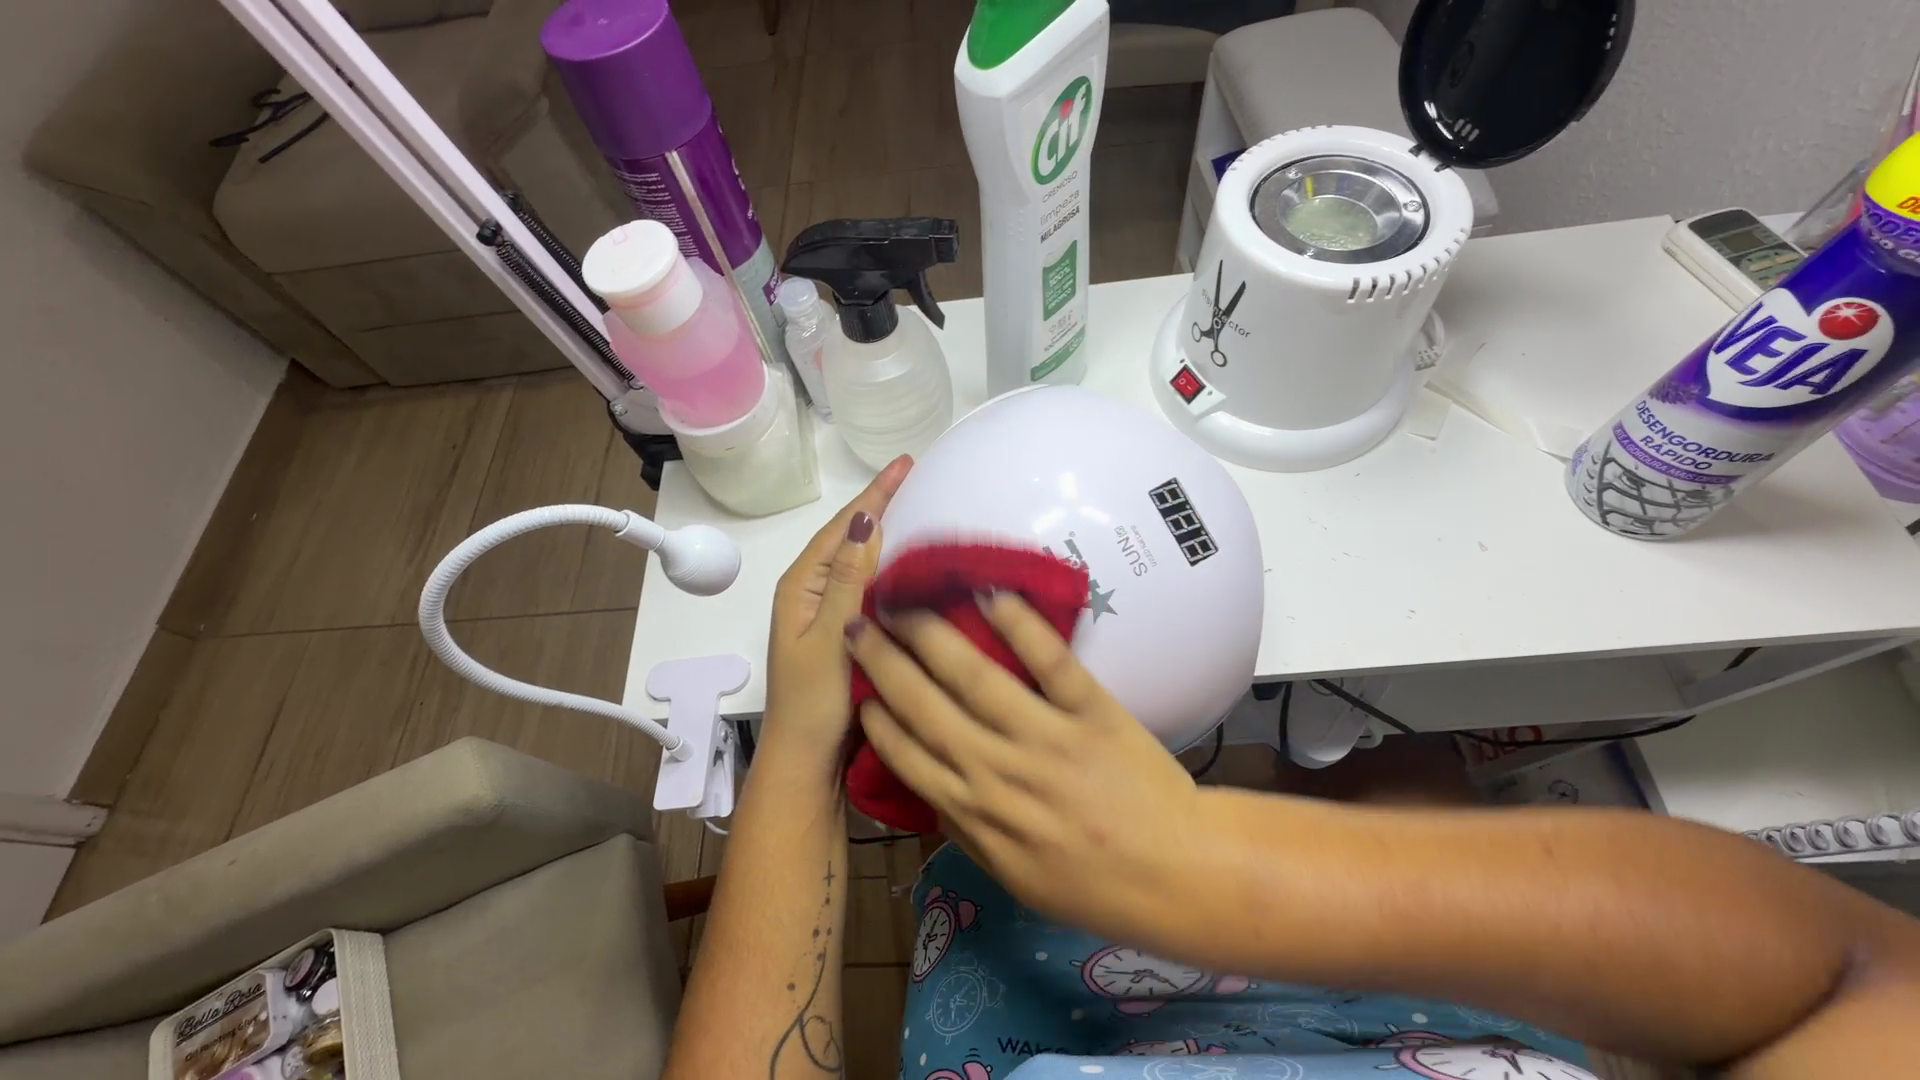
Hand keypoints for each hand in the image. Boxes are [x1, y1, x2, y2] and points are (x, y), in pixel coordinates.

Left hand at [762, 456, 912, 767]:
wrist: (806, 760)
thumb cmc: (813, 701)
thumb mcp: (830, 637)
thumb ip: (847, 580)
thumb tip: (865, 519)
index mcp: (802, 585)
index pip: (843, 526)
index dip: (874, 493)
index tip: (905, 463)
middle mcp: (812, 591)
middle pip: (850, 538)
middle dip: (882, 506)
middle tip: (919, 479)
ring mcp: (828, 612)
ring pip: (860, 562)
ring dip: (888, 534)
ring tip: (922, 509)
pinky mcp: (846, 632)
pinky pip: (869, 588)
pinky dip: (890, 569)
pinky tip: (913, 567)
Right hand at [846, 592, 1210, 946]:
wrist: (1175, 874)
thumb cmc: (1093, 885)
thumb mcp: (1013, 877)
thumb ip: (966, 833)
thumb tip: (930, 794)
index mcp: (974, 811)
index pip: (906, 753)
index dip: (875, 714)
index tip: (856, 684)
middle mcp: (995, 769)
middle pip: (924, 705)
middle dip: (883, 661)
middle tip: (858, 623)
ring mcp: (1043, 736)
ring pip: (973, 676)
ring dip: (930, 634)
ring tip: (901, 602)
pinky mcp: (1092, 710)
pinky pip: (1050, 661)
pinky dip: (1020, 625)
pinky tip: (989, 593)